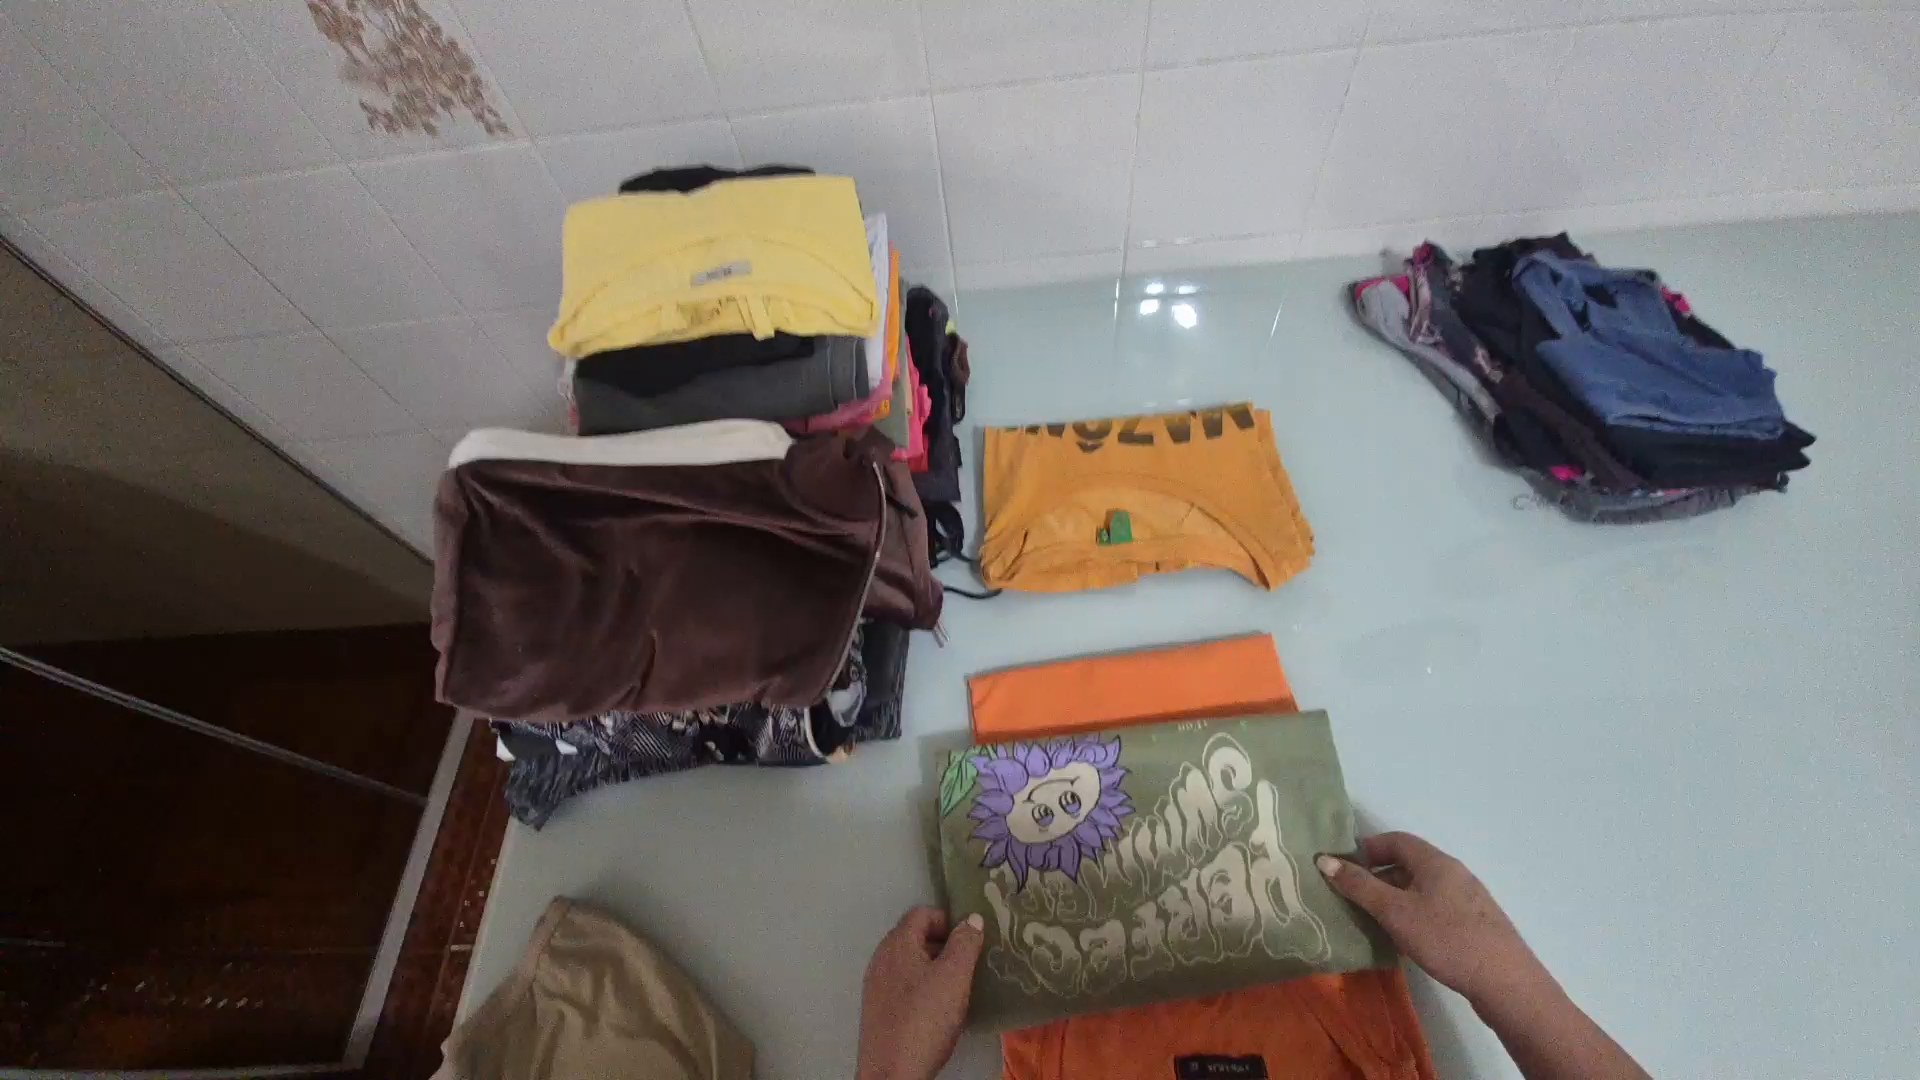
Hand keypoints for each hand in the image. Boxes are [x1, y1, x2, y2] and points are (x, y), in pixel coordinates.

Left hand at [856, 907, 984, 1079]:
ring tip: (955, 987)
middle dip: (942, 944)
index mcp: (897, 943)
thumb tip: (972, 918)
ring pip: (909, 963)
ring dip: (933, 967)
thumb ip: (965, 943)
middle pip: (914, 936)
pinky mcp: (876, 1010)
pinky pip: (902, 985)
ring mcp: (875, 985)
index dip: (947, 920)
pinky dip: (920, 987)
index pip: (922, 913)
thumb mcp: (954, 977)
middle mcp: (881, 958)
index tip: (969, 939)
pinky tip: (936, 1010)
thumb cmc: (924, 1019)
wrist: (892, 1076)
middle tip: (967, 963)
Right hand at [1317, 832, 1551, 1007]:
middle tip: (1355, 897)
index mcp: (1436, 862)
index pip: (1395, 840)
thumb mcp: (1394, 912)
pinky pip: (1437, 908)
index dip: (1367, 849)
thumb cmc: (1447, 939)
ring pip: (1422, 888)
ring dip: (1396, 898)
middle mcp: (1454, 873)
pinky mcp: (1478, 925)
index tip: (1345, 867)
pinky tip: (1408, 940)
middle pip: (1408, 864)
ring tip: (1377, 921)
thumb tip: (1324, 860)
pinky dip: (1416, 915)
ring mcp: (1470, 900)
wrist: (1510, 988)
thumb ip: (1358, 885)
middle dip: (1378, 877)